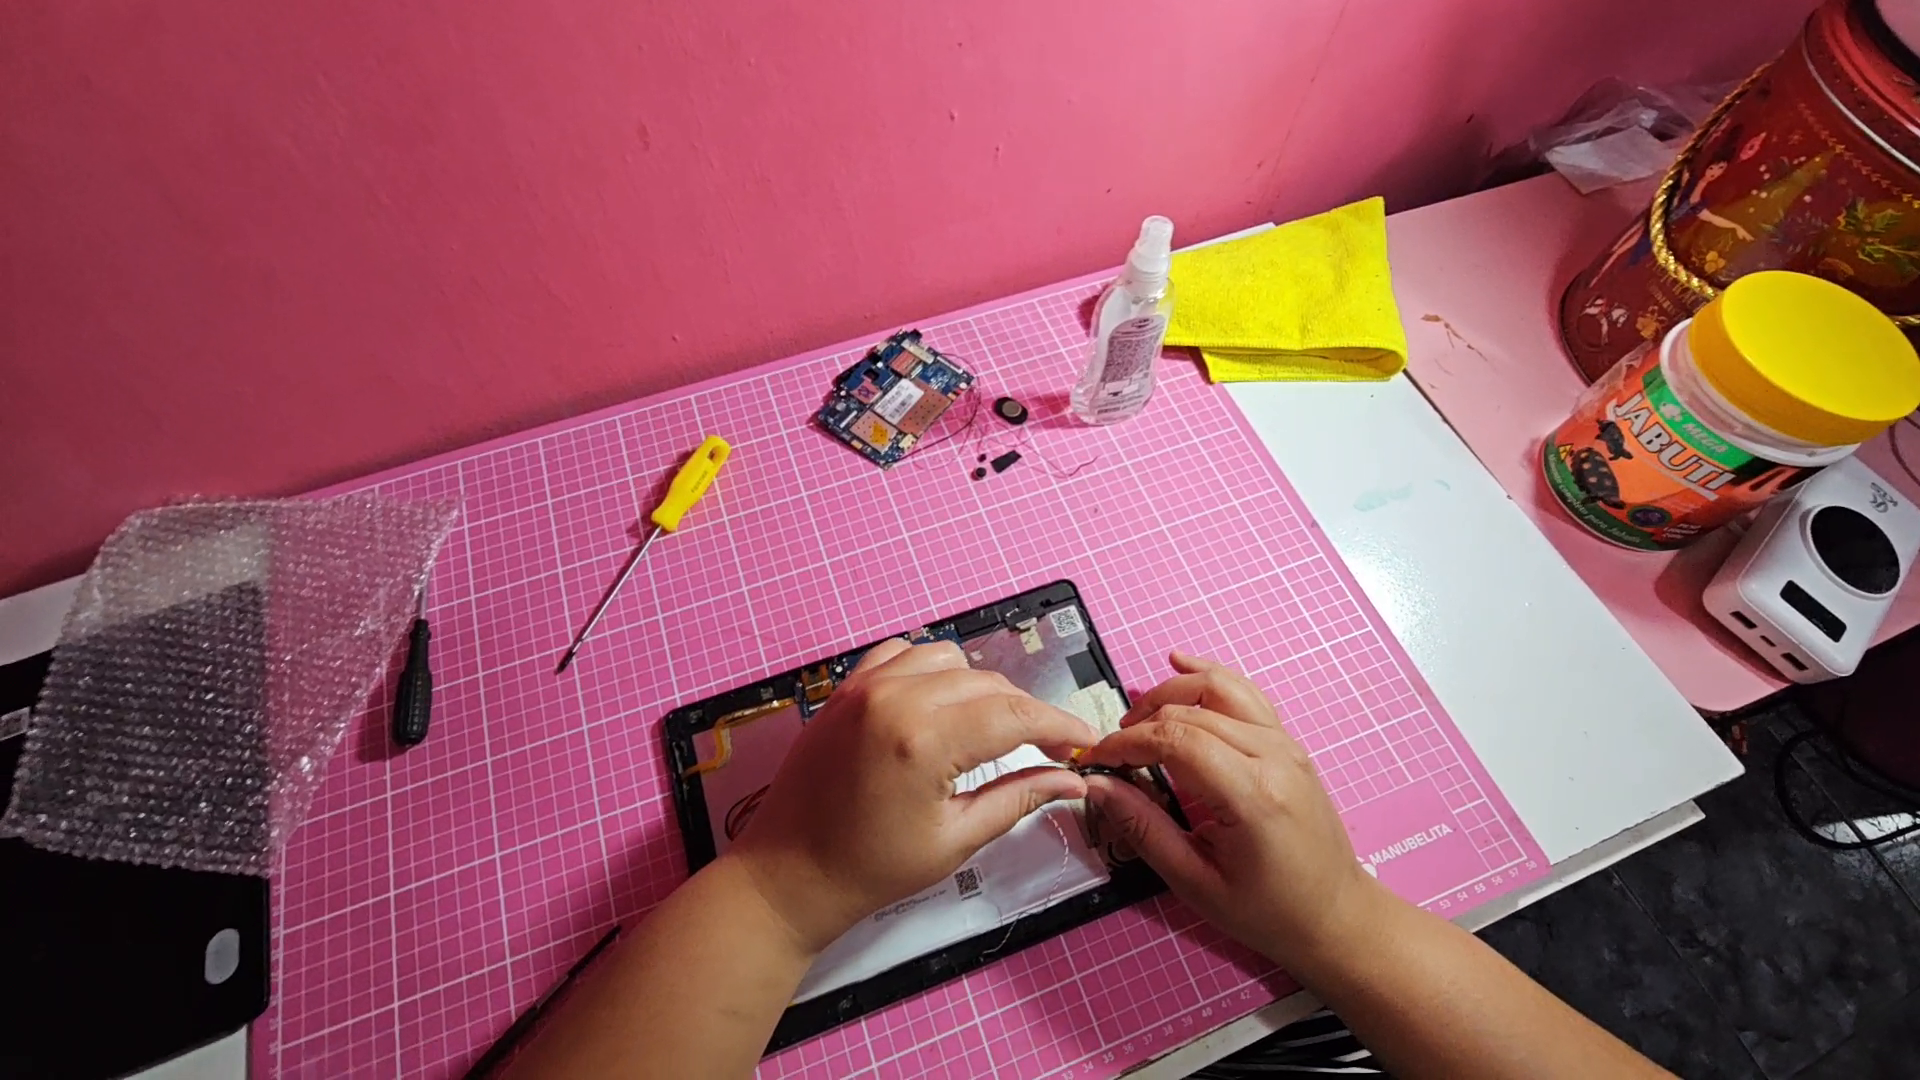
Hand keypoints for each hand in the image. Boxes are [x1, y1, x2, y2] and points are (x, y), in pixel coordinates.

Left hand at [726, 638, 1098, 954]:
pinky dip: (933, 670)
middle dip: (1026, 714)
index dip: (1059, 726)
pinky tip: (939, 703)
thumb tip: (1071, 781)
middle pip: (990, 685)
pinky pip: (906, 652)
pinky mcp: (848, 685)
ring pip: (952, 659)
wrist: (788, 873)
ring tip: (988, 731)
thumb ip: (1018, 798)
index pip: (1015, 715)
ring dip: (981, 689)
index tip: (1083, 743)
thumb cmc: (868, 868)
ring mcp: (866, 685)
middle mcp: (895, 698)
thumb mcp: (954, 841)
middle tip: (1046, 749)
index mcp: (923, 741)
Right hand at [1077, 651, 1380, 971]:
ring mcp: (1284, 743)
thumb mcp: (1196, 883)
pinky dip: (1206, 674)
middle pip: (1189, 712)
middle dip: (1139, 724)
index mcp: (1253, 795)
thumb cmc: (1270, 912)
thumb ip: (1143, 829)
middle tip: (1111, 755)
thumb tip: (1098, 786)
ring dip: (1167, 694)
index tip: (1097, 759)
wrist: (1338, 917)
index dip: (1126, 743)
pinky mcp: (1286, 741)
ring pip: (1215, 687)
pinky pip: (1243, 691)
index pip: (1174, 740)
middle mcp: (1273, 756)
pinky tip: (1179, 663)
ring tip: (1136, 719)